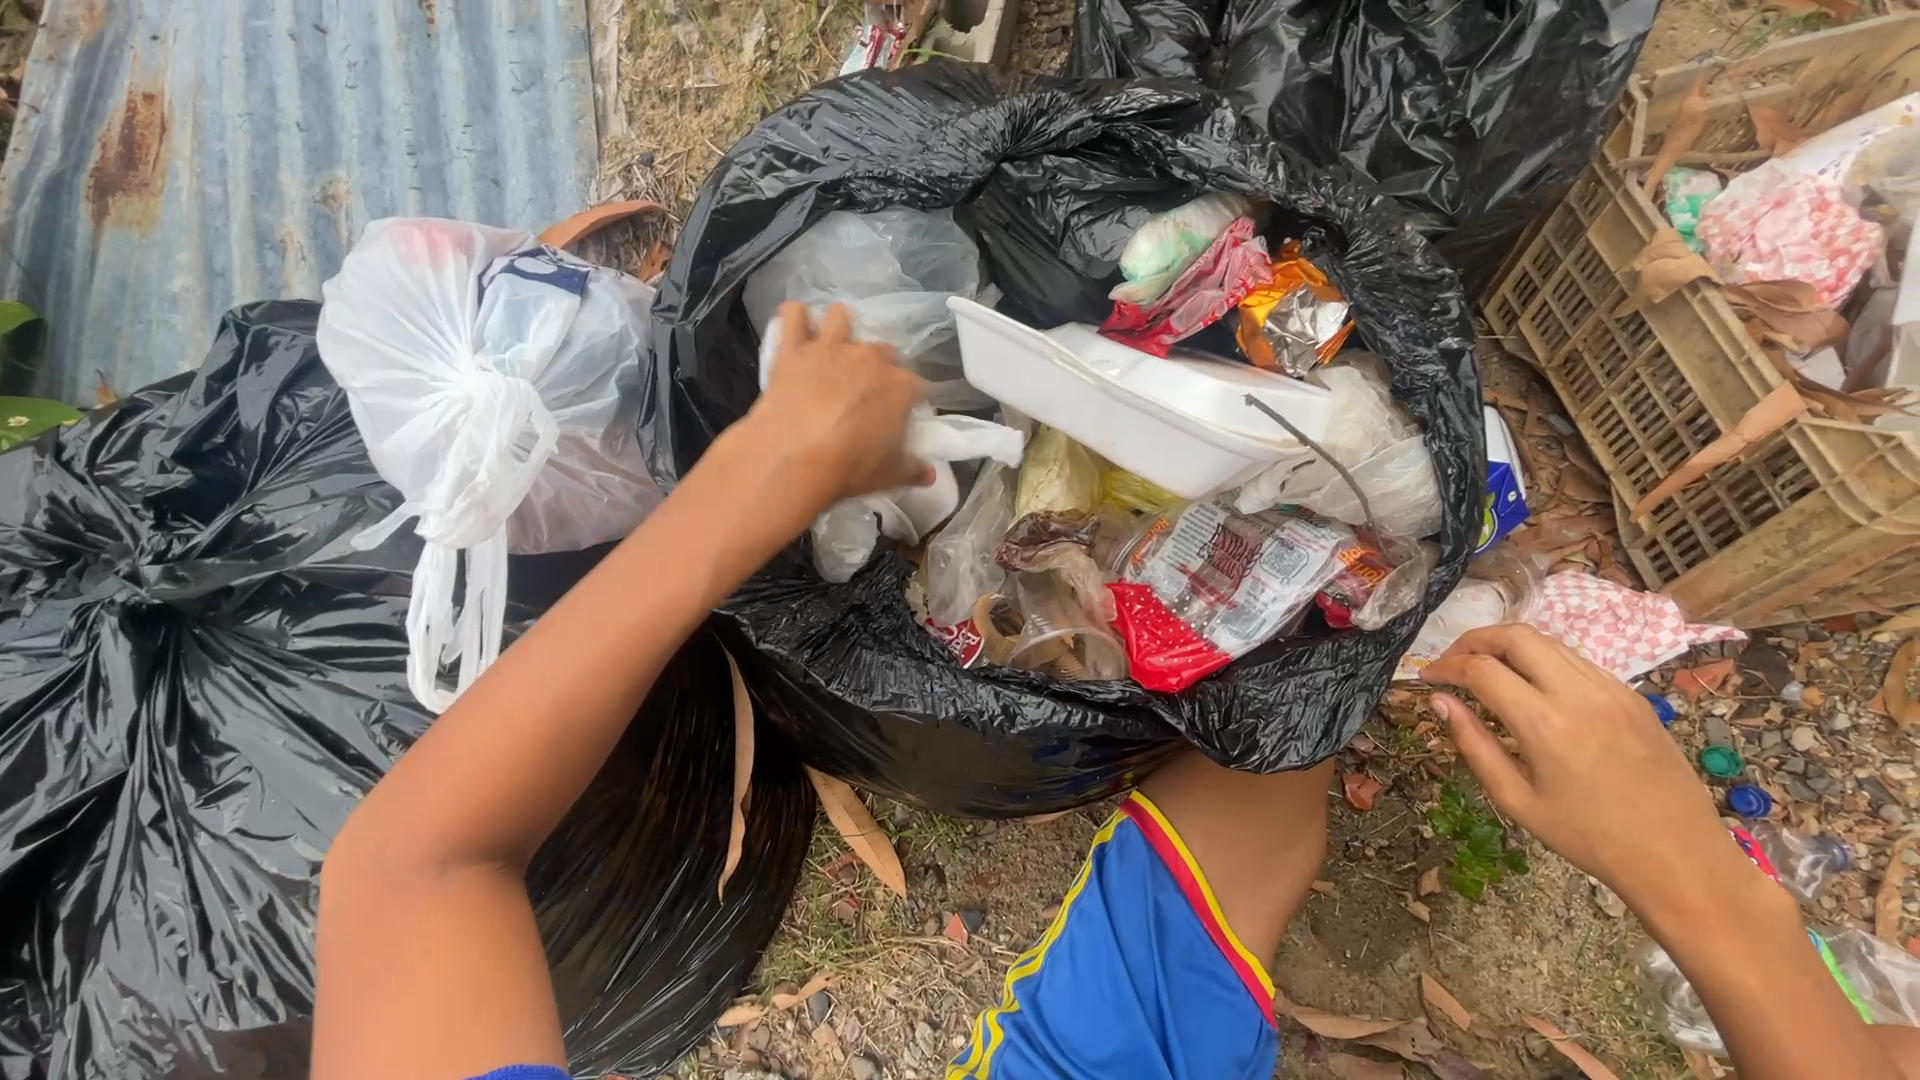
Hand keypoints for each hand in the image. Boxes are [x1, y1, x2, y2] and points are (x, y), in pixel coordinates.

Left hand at [741, 302, 932, 502]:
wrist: (794, 457)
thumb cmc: (850, 467)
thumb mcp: (890, 475)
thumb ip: (913, 469)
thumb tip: (929, 475)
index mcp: (900, 386)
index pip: (918, 386)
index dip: (913, 398)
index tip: (906, 411)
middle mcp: (869, 358)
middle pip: (884, 351)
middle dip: (881, 364)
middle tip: (869, 387)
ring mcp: (830, 349)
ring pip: (840, 318)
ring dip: (840, 325)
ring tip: (834, 341)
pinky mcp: (793, 350)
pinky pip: (793, 316)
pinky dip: (795, 316)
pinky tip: (796, 322)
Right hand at [1421, 625, 1738, 909]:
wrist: (1681, 858)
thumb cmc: (1589, 837)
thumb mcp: (1515, 799)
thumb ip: (1473, 744)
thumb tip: (1439, 702)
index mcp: (1545, 724)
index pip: (1480, 669)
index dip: (1445, 667)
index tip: (1427, 679)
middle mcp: (1580, 695)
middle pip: (1515, 635)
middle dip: (1473, 640)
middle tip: (1452, 663)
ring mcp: (1612, 691)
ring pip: (1547, 641)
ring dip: (1507, 646)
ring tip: (1485, 670)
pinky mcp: (1632, 697)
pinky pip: (1576, 660)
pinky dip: (1541, 660)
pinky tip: (1529, 686)